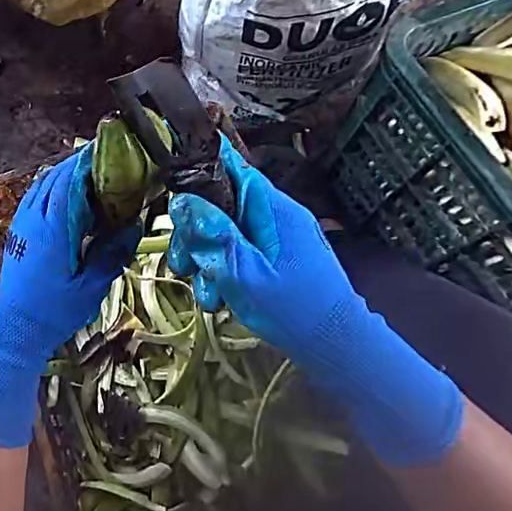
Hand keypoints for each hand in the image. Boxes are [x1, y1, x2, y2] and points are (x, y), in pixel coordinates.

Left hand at [0, 146, 139, 446]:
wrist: (15, 329)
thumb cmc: (54, 311)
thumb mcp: (91, 287)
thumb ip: (112, 254)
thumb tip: (134, 225)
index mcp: (52, 229)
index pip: (67, 183)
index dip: (85, 163)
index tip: (104, 150)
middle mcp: (33, 220)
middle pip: (52, 178)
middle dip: (76, 163)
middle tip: (102, 156)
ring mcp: (21, 225)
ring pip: (40, 185)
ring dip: (62, 173)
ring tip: (87, 170)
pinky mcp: (17, 233)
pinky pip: (33, 198)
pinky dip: (51, 187)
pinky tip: (66, 194)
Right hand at [168, 140, 464, 465]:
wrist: (338, 345)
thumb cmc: (292, 309)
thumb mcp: (242, 272)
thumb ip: (212, 234)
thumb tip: (181, 200)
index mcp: (270, 206)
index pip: (229, 164)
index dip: (196, 174)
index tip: (173, 199)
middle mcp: (273, 212)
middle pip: (220, 203)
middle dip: (195, 233)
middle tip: (184, 265)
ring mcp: (276, 234)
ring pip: (225, 230)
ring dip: (207, 258)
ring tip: (206, 294)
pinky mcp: (276, 255)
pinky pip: (240, 249)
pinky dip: (224, 270)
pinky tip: (219, 298)